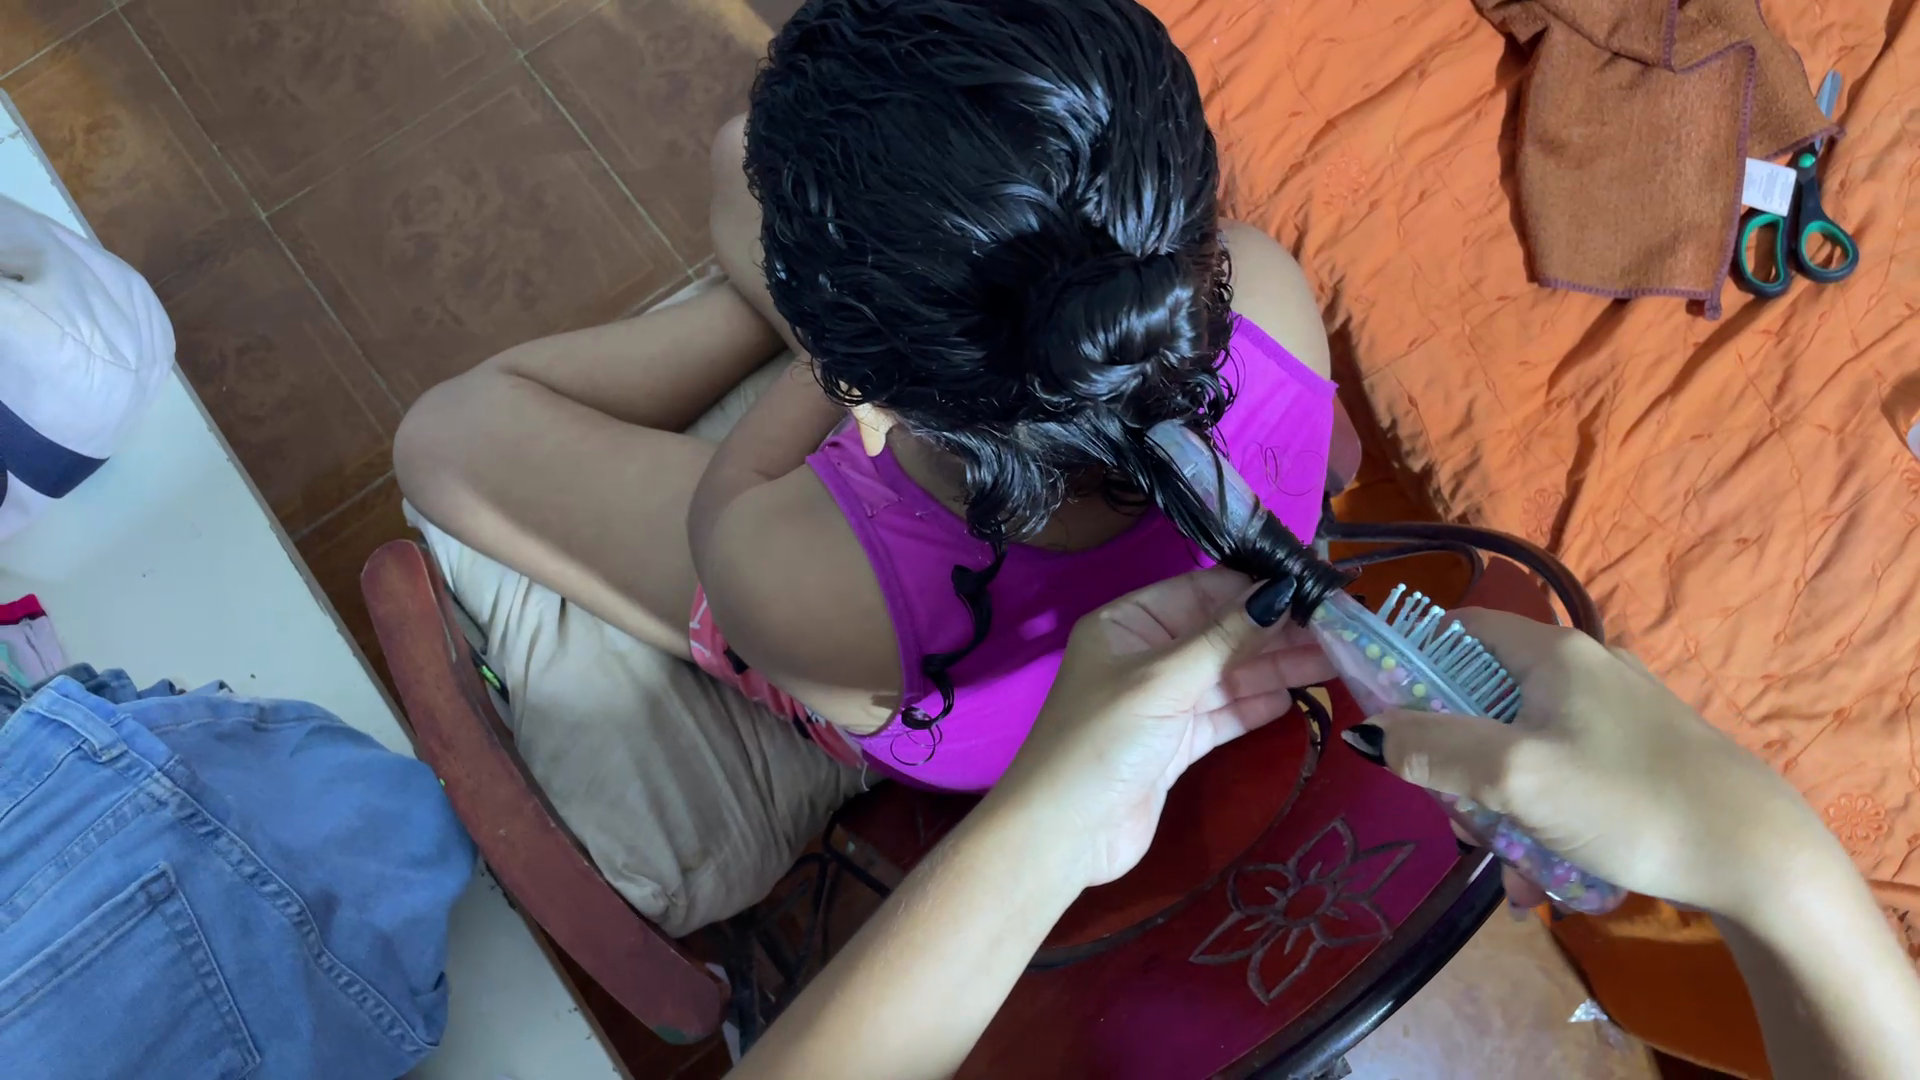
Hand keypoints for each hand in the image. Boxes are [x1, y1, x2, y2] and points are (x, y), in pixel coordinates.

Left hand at [991, 568, 1333, 889]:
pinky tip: (1295, 696)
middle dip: (1275, 632)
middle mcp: (1144, 654)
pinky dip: (1255, 705)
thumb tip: (1279, 591)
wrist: (1065, 831)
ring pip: (1227, 675)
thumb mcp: (1162, 681)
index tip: (1314, 589)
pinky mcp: (1175, 741)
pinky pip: (1223, 713)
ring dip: (1276, 668)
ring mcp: (1161, 700)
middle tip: (1342, 630)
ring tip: (1336, 660)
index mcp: (1127, 623)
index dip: (1254, 589)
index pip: (1199, 592)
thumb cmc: (1103, 740)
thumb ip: (1223, 639)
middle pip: (1220, 634)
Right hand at [1362, 610, 1830, 917]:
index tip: (1388, 712)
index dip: (1409, 660)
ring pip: (1516, 740)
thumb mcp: (1513, 775)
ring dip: (1494, 795)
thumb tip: (1366, 732)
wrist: (1771, 872)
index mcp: (1551, 651)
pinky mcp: (1635, 752)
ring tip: (1505, 857)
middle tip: (1451, 803)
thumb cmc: (1629, 801)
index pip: (1453, 628)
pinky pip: (1557, 769)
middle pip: (1479, 693)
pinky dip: (1537, 808)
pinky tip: (1544, 867)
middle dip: (1453, 752)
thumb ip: (1430, 747)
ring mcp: (1612, 711)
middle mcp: (1580, 668)